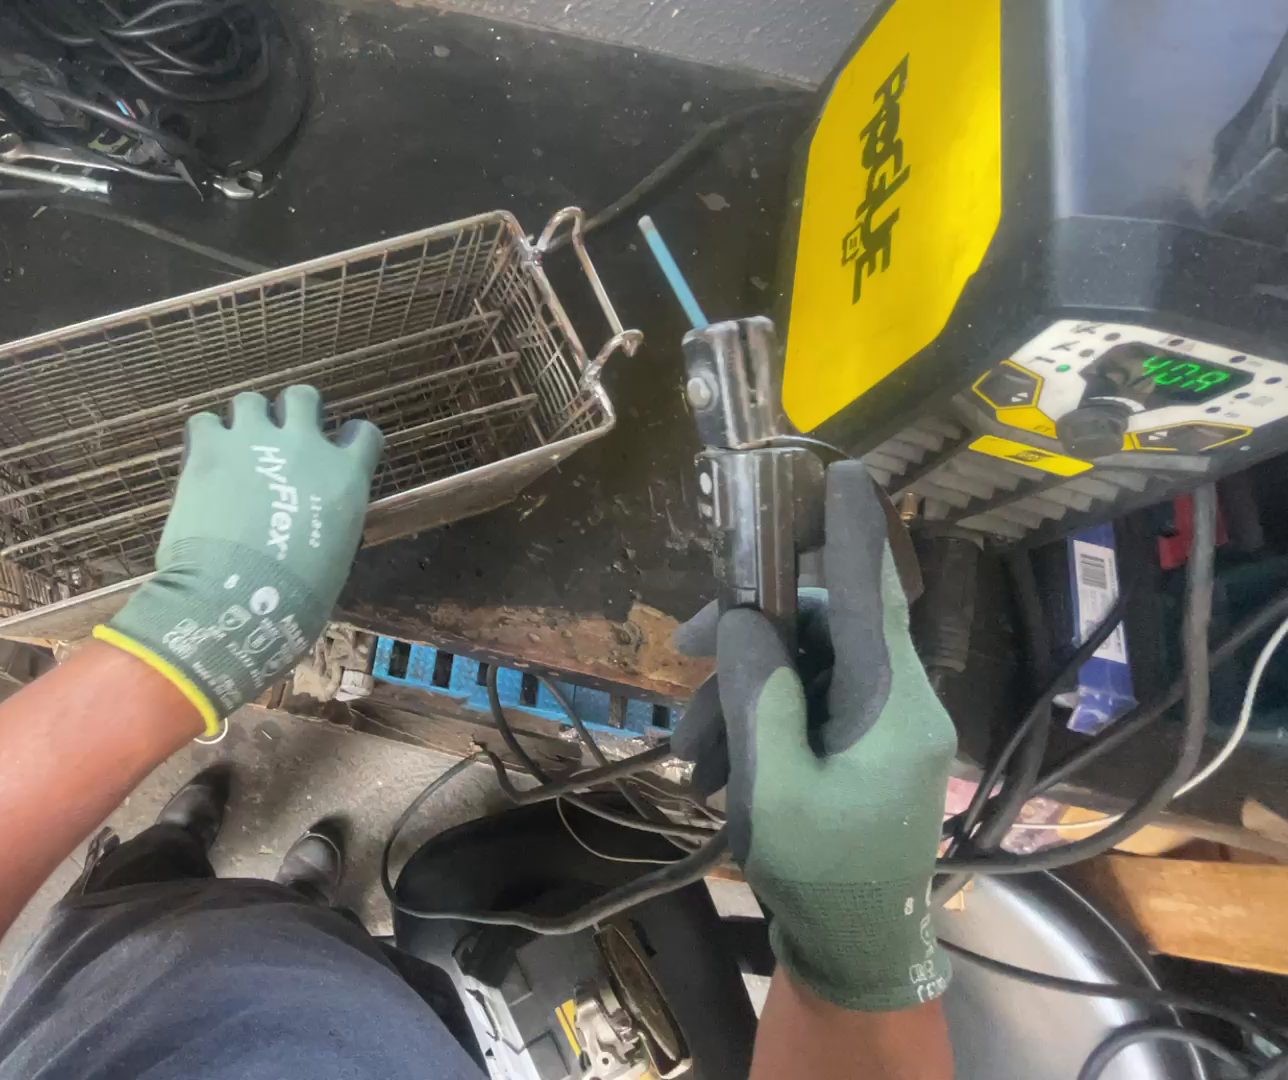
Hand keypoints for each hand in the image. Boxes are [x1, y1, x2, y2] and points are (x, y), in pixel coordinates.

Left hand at [96, 386, 382, 736]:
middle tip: (277, 441)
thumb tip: (310, 523)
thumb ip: (327, 520)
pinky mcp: (210, 446)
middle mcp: (304, 445)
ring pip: (250, 401)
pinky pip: (205, 422)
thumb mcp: (333, 555)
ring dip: (245, 422)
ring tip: (234, 450)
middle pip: (302, 398)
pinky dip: (204, 439)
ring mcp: (254, 439)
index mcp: (345, 476)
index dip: (348, 440)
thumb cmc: (296, 597)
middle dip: (291, 414)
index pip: (363, 434)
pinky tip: (201, 461)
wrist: (237, 598)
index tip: (334, 451)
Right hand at [673, 461, 956, 1011]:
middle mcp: (890, 699)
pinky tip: (712, 764)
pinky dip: (746, 720)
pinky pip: (791, 700)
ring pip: (791, 664)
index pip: (872, 596)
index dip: (853, 531)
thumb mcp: (776, 782)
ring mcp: (871, 720)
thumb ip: (760, 692)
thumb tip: (743, 619)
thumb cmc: (820, 867)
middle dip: (742, 634)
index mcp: (891, 704)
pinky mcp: (850, 739)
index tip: (844, 470)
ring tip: (691, 753)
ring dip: (732, 694)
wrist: (851, 940)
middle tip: (682, 649)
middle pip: (810, 626)